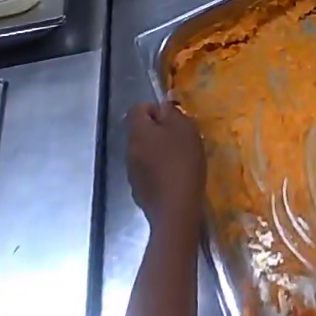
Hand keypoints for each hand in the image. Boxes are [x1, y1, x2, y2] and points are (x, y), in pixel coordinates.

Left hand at [126, 101, 204, 232]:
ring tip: (180, 161)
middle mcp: (129, 148)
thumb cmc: (181, 164)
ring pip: (144, 152)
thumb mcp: (185, 130)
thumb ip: (173, 112)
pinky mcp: (138, 191)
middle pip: (141, 131)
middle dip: (159, 131)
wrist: (176, 212)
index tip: (173, 119)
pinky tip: (174, 180)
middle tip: (181, 139)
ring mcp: (131, 172)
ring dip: (158, 152)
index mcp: (137, 130)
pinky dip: (158, 172)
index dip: (154, 109)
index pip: (137, 108)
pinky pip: (147, 172)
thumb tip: (165, 103)